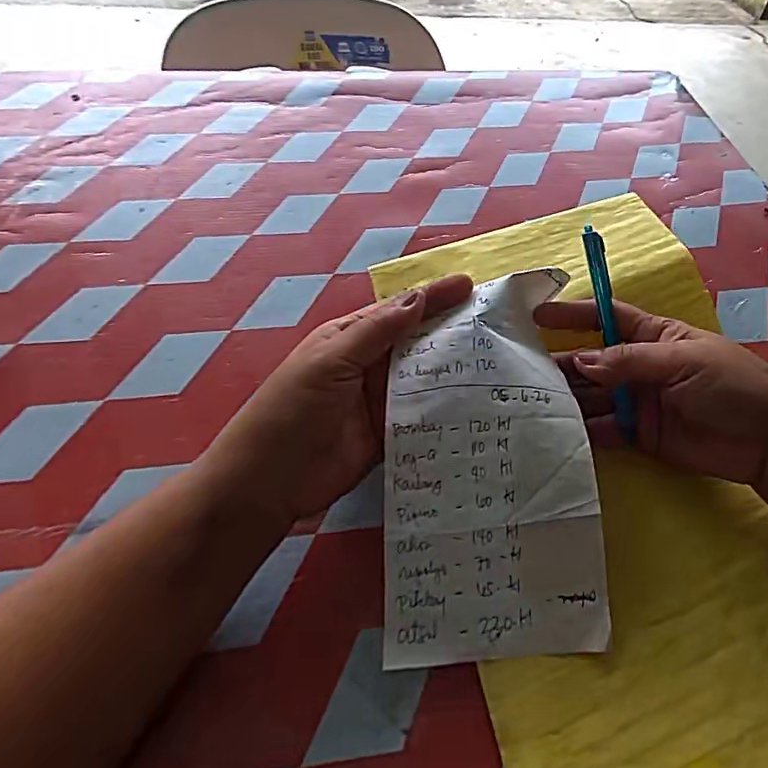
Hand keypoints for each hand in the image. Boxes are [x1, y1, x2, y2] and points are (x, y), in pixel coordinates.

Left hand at [208, 274, 472, 522]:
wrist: (268, 481)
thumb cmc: (292, 409)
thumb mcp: (331, 361)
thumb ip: (374, 331)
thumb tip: (417, 297)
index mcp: (351, 337)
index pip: (399, 310)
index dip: (433, 297)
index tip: (470, 285)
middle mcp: (369, 364)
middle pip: (416, 341)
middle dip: (451, 330)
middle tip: (497, 323)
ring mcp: (379, 400)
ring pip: (424, 377)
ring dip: (454, 370)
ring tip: (499, 360)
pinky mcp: (388, 433)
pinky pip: (422, 414)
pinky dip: (445, 408)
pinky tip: (476, 404)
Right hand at [535, 299, 767, 488]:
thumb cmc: (735, 385)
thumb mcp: (685, 361)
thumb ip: (631, 362)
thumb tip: (581, 361)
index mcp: (653, 336)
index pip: (604, 317)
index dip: (571, 314)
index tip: (536, 314)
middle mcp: (638, 366)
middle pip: (589, 360)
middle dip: (558, 362)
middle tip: (518, 369)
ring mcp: (637, 401)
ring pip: (591, 396)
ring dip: (564, 399)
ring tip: (527, 402)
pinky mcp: (640, 434)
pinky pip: (603, 429)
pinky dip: (581, 432)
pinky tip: (555, 432)